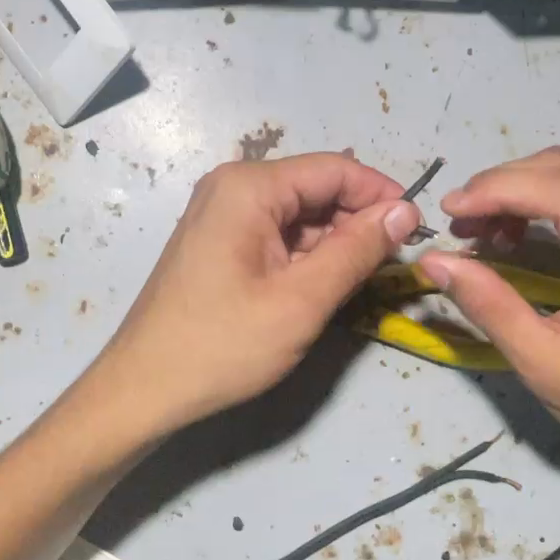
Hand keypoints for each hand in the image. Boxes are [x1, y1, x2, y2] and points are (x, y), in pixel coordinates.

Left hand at [90, 152, 422, 435]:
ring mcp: (221, 213)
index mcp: (249, 186)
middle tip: (392, 264)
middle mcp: (233, 187)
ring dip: (334, 242)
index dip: (381, 194)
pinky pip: (277, 234)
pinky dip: (307, 255)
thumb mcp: (301, 301)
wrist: (143, 390)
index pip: (335, 169)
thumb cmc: (223, 344)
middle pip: (316, 188)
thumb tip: (405, 211)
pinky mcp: (219, 241)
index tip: (416, 229)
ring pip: (299, 214)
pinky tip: (322, 286)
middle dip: (357, 220)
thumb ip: (357, 250)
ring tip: (360, 281)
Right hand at [417, 147, 559, 483]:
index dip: (504, 188)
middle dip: (503, 183)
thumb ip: (491, 308)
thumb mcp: (545, 366)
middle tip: (458, 219)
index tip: (453, 208)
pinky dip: (537, 197)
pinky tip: (511, 229)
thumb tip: (434, 261)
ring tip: (478, 226)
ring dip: (517, 187)